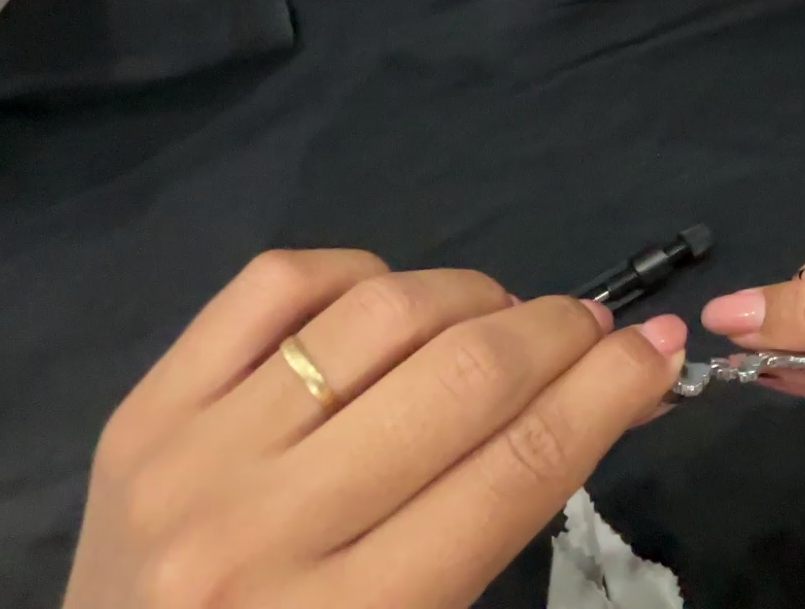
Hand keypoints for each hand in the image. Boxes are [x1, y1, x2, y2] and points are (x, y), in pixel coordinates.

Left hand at [65, 251, 686, 608]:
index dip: (606, 393)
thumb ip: (505, 509)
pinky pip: (279, 283)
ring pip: (381, 314)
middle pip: (460, 380)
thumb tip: (603, 385)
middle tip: (591, 323)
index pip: (517, 473)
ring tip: (496, 315)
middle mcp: (264, 534)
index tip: (656, 348)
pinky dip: (360, 270)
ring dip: (472, 296)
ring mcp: (195, 455)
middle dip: (556, 333)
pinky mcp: (148, 404)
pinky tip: (387, 301)